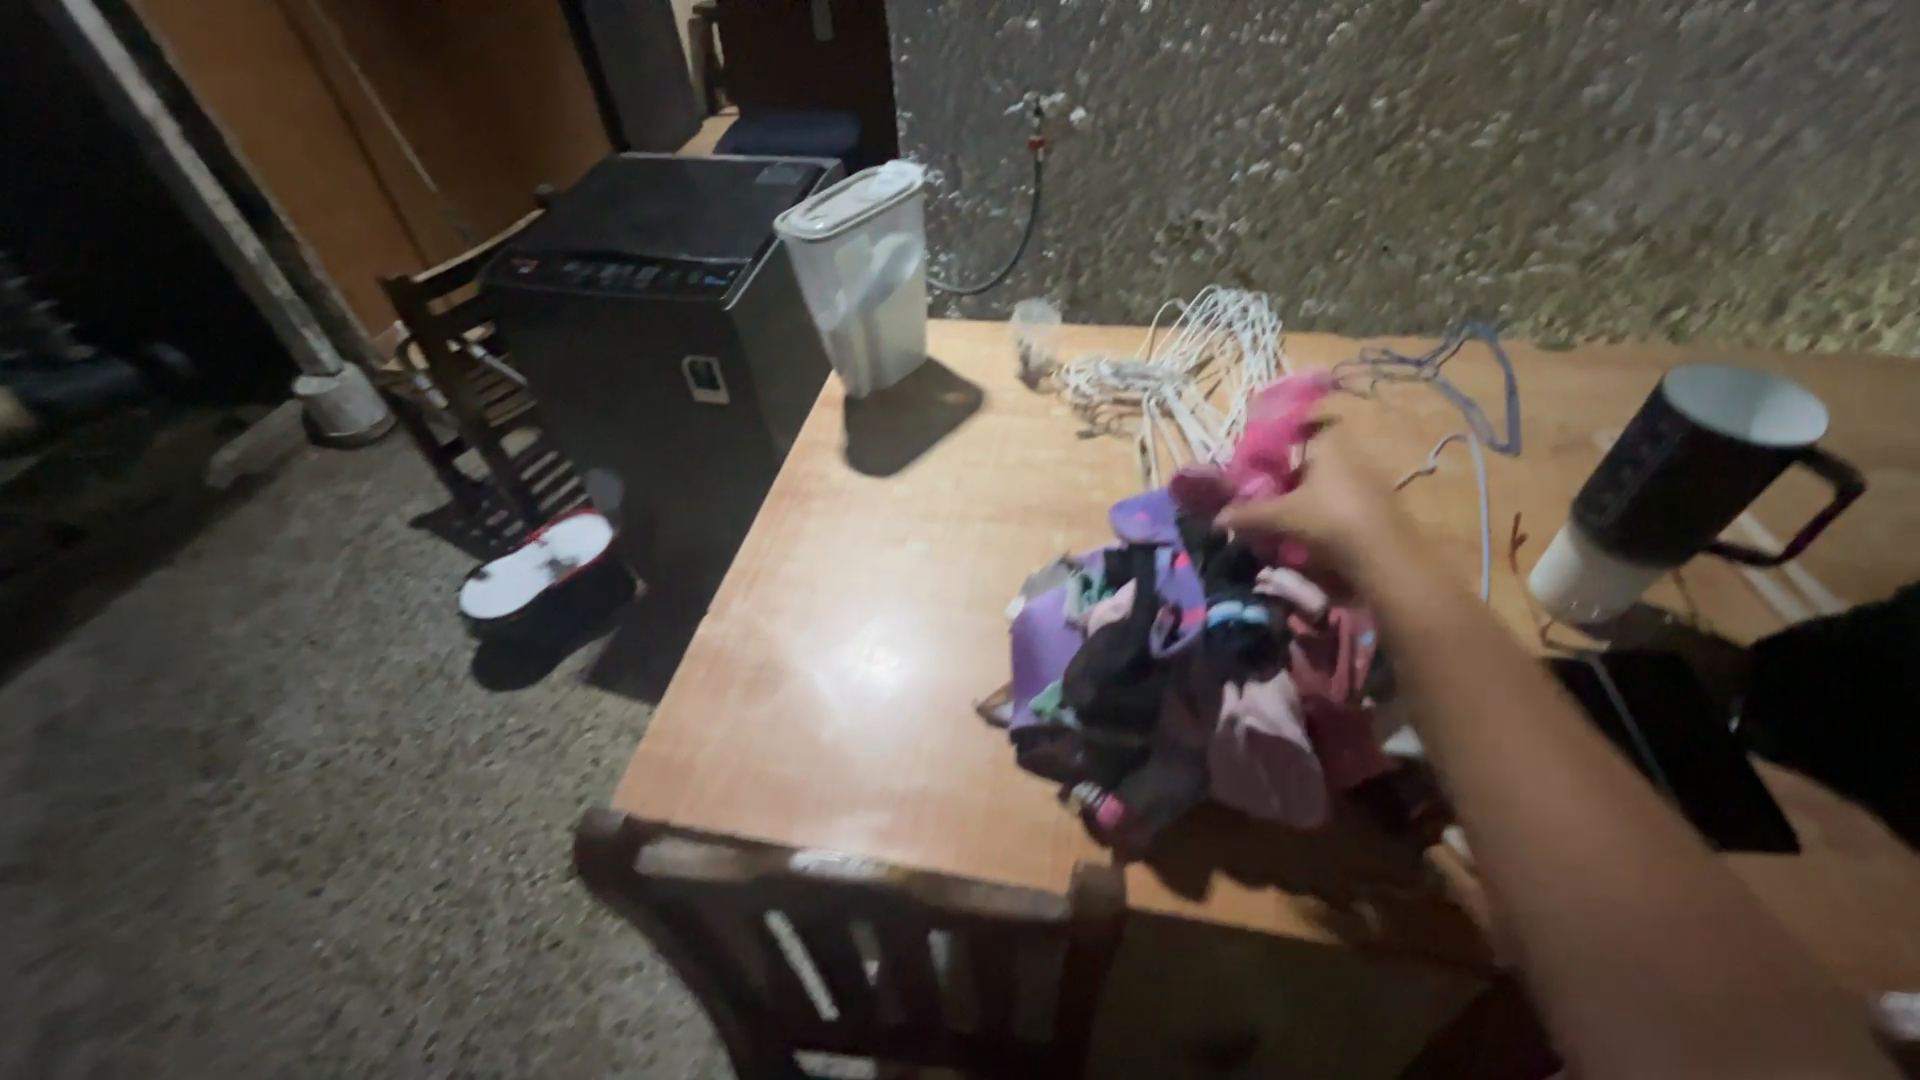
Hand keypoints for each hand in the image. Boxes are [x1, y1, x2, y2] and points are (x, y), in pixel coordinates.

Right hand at [1214, 420, 1407, 573]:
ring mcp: (1371, 482)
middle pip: (1319, 455)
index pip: (1314, 424)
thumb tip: (1216, 519)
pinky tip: (1313, 528)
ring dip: (1312, 492)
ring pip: (1333, 479)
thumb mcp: (1281, 517)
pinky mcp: (1380, 507)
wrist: (1384, 557)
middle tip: (1272, 486)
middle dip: (1296, 469)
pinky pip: (1346, 498)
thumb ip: (1248, 514)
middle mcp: (1354, 457)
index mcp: (1331, 447)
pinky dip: (1328, 508)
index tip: (1273, 448)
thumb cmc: (1329, 521)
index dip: (1294, 430)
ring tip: (1288, 511)